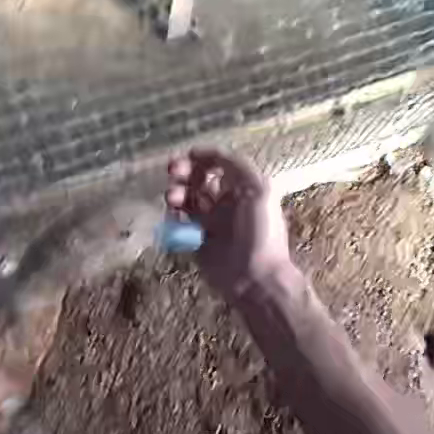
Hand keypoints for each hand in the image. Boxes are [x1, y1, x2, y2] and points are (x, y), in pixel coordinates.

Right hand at [166, 147, 296, 300]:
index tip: (186, 157)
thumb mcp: (259, 189)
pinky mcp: (196, 240)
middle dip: (184, 171)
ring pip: (186, 198)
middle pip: (198, 178)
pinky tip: (173, 216)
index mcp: (242, 187)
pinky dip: (172, 216)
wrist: (256, 278)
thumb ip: (236, 166)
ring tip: (172, 198)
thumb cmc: (261, 232)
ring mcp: (209, 221)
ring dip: (176, 192)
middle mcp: (225, 201)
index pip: (218, 163)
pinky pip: (178, 222)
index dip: (201, 157)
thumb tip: (209, 155)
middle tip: (173, 172)